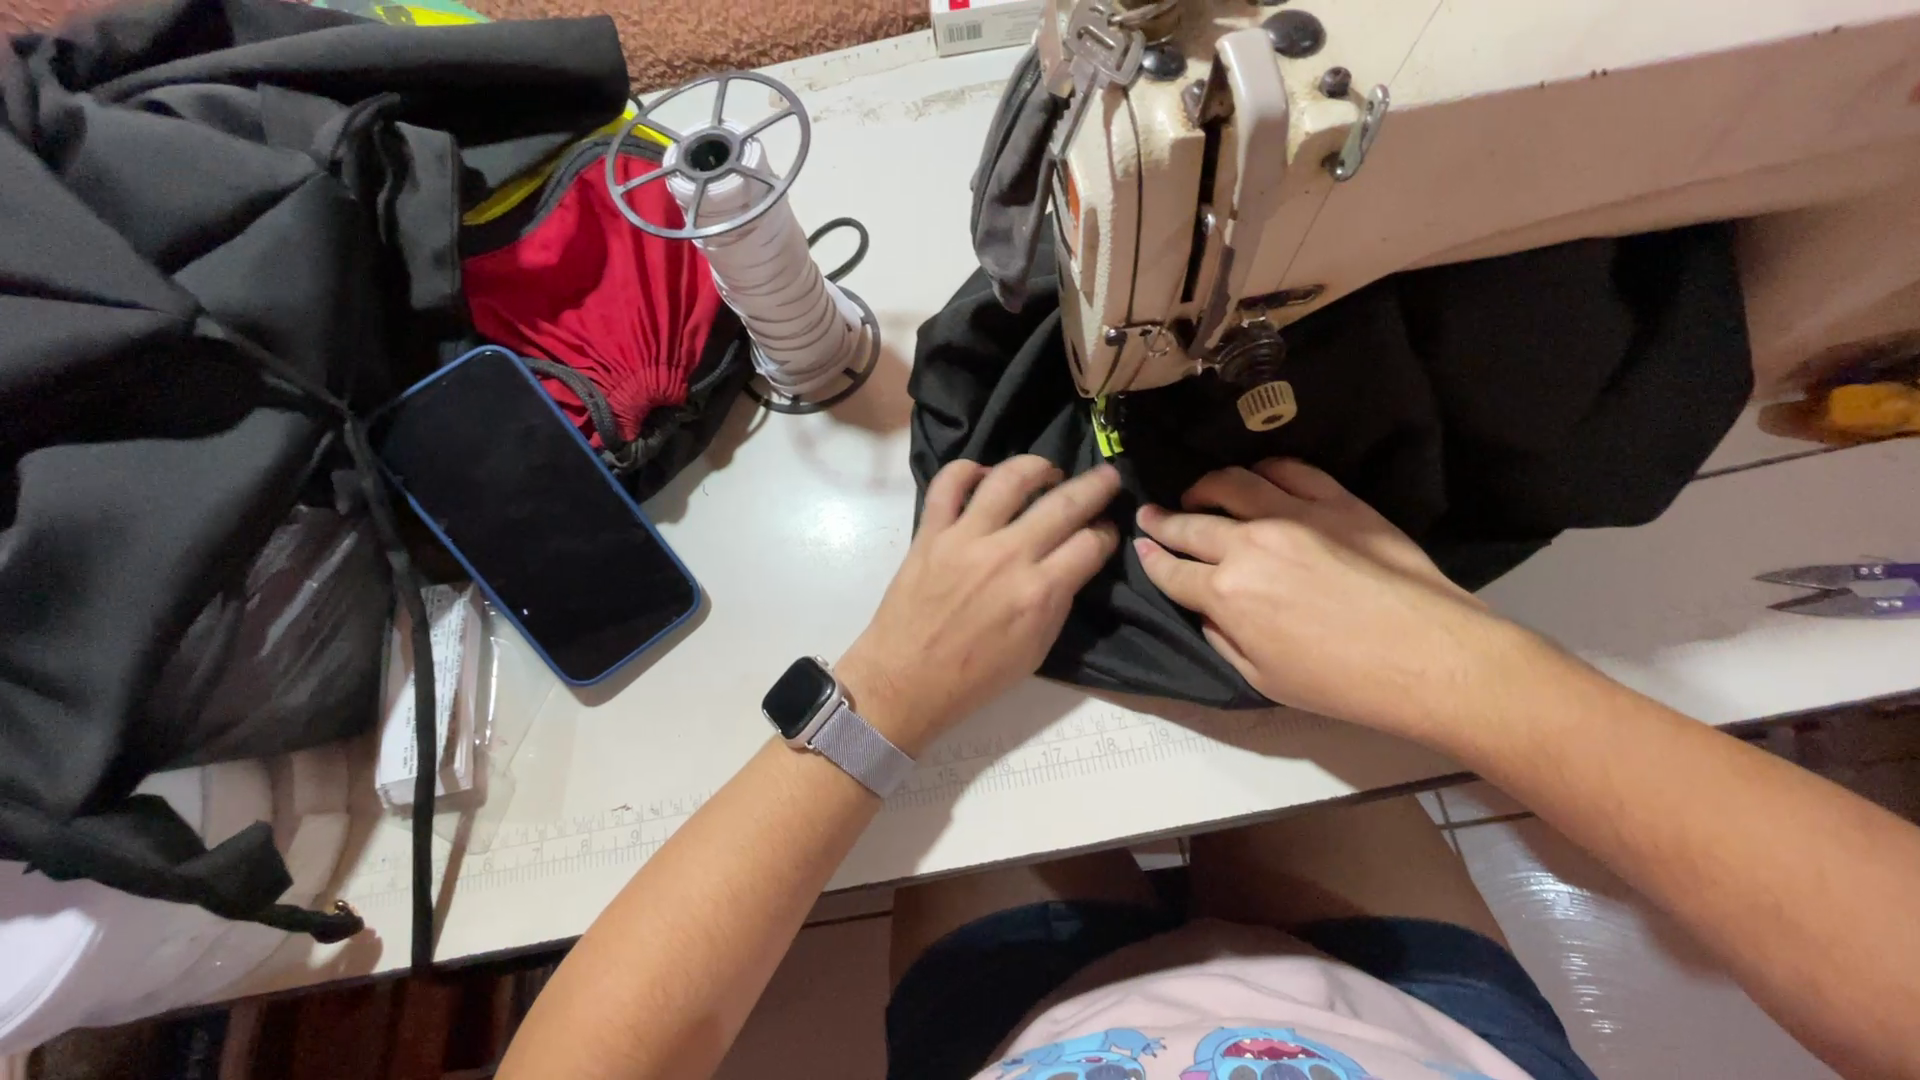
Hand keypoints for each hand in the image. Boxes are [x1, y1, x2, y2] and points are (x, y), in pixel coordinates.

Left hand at [838, 457, 1121, 754]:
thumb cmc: (976, 676)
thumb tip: (1071, 563)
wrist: (907, 681)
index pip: (1091, 544)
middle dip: (1095, 486)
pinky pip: (948, 484)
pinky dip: (966, 470)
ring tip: (1048, 469)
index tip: (1107, 529)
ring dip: (1036, 466)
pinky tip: (982, 474)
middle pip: (1064, 504)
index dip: (1107, 533)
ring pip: (1008, 479)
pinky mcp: (930, 533)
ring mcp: (966, 539)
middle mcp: (1008, 556)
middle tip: (1107, 475)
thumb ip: (1058, 601)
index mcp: (1039, 592)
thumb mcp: (1036, 650)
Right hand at [1134, 458, 1532, 736]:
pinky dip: (1262, 470)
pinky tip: (1256, 477)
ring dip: (1204, 487)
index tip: (1140, 548)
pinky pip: (1288, 470)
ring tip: (1197, 493)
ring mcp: (1292, 515)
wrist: (1427, 656)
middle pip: (1191, 523)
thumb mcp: (1262, 679)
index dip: (1150, 559)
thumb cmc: (1341, 682)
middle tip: (1150, 514)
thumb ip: (1222, 638)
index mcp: (1225, 594)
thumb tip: (1207, 610)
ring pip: (1231, 484)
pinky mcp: (1334, 501)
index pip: (1171, 570)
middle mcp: (1248, 545)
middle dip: (1163, 519)